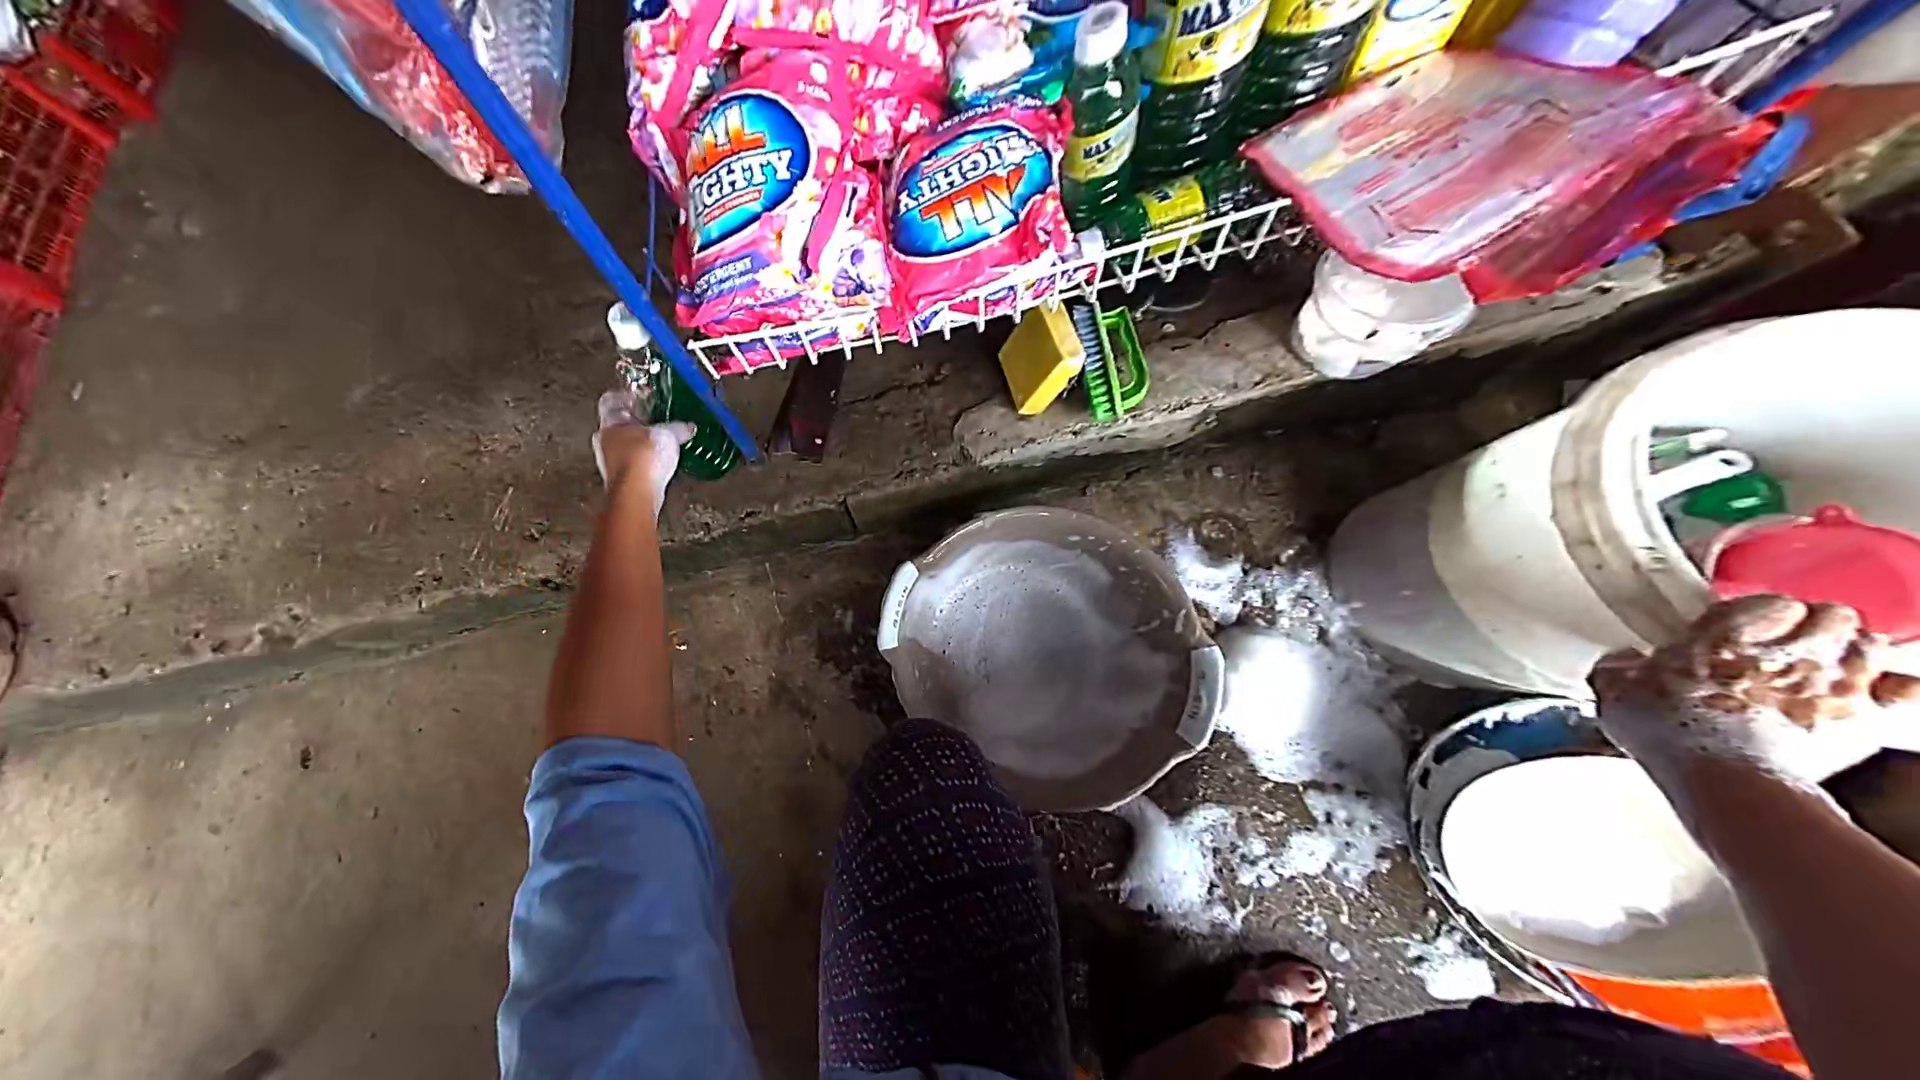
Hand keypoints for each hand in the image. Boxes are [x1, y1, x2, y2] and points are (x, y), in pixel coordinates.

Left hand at [591, 389, 694, 517]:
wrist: (637, 493)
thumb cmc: (644, 457)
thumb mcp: (668, 435)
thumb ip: (678, 428)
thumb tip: (688, 427)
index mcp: (610, 423)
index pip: (612, 400)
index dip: (629, 395)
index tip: (642, 395)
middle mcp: (605, 440)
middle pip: (619, 423)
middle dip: (637, 421)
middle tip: (656, 418)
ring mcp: (610, 461)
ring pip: (625, 444)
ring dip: (641, 442)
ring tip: (661, 441)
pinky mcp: (621, 478)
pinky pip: (633, 462)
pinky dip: (644, 459)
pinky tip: (659, 461)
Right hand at [1591, 596, 1919, 786]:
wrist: (1729, 781)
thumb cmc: (1674, 733)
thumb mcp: (1617, 693)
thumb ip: (1620, 667)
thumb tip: (1623, 660)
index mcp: (1722, 635)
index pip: (1761, 600)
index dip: (1753, 612)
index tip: (1736, 627)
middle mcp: (1786, 649)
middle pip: (1830, 614)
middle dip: (1815, 624)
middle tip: (1790, 640)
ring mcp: (1835, 683)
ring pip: (1872, 642)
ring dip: (1854, 649)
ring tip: (1829, 663)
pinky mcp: (1869, 719)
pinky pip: (1908, 688)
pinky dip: (1895, 686)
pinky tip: (1876, 691)